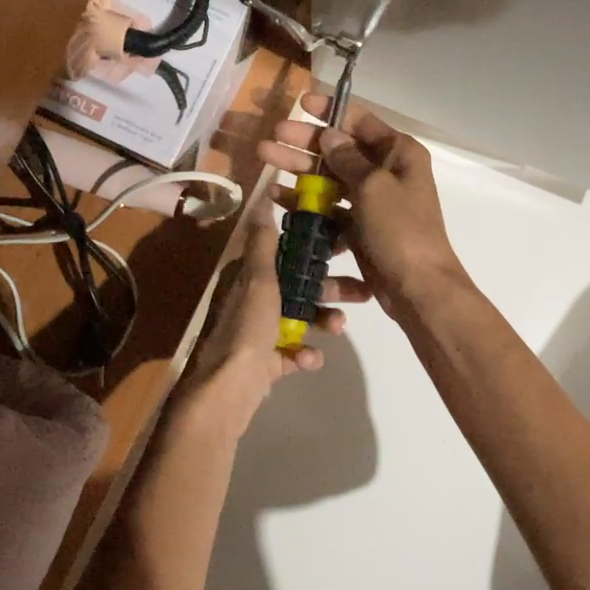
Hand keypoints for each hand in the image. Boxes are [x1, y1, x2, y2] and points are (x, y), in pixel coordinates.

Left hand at [174, 210, 342, 437]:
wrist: (227, 390)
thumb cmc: (246, 328)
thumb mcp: (257, 279)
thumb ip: (263, 242)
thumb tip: (261, 200)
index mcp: (248, 277)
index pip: (285, 254)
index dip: (314, 250)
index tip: (344, 249)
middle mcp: (252, 301)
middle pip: (298, 287)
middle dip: (330, 290)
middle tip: (362, 293)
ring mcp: (259, 334)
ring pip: (300, 319)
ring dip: (323, 321)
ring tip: (339, 328)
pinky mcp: (266, 363)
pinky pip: (294, 352)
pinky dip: (305, 354)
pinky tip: (309, 359)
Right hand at [257, 93, 469, 321]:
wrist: (418, 288)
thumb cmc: (400, 230)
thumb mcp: (373, 187)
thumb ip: (348, 158)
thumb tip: (330, 134)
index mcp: (399, 153)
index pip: (360, 121)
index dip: (329, 111)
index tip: (300, 104)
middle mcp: (387, 172)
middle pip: (339, 150)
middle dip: (304, 143)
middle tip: (270, 139)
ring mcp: (373, 202)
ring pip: (331, 179)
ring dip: (299, 172)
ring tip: (265, 162)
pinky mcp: (360, 228)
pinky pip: (330, 209)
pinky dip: (307, 204)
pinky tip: (278, 199)